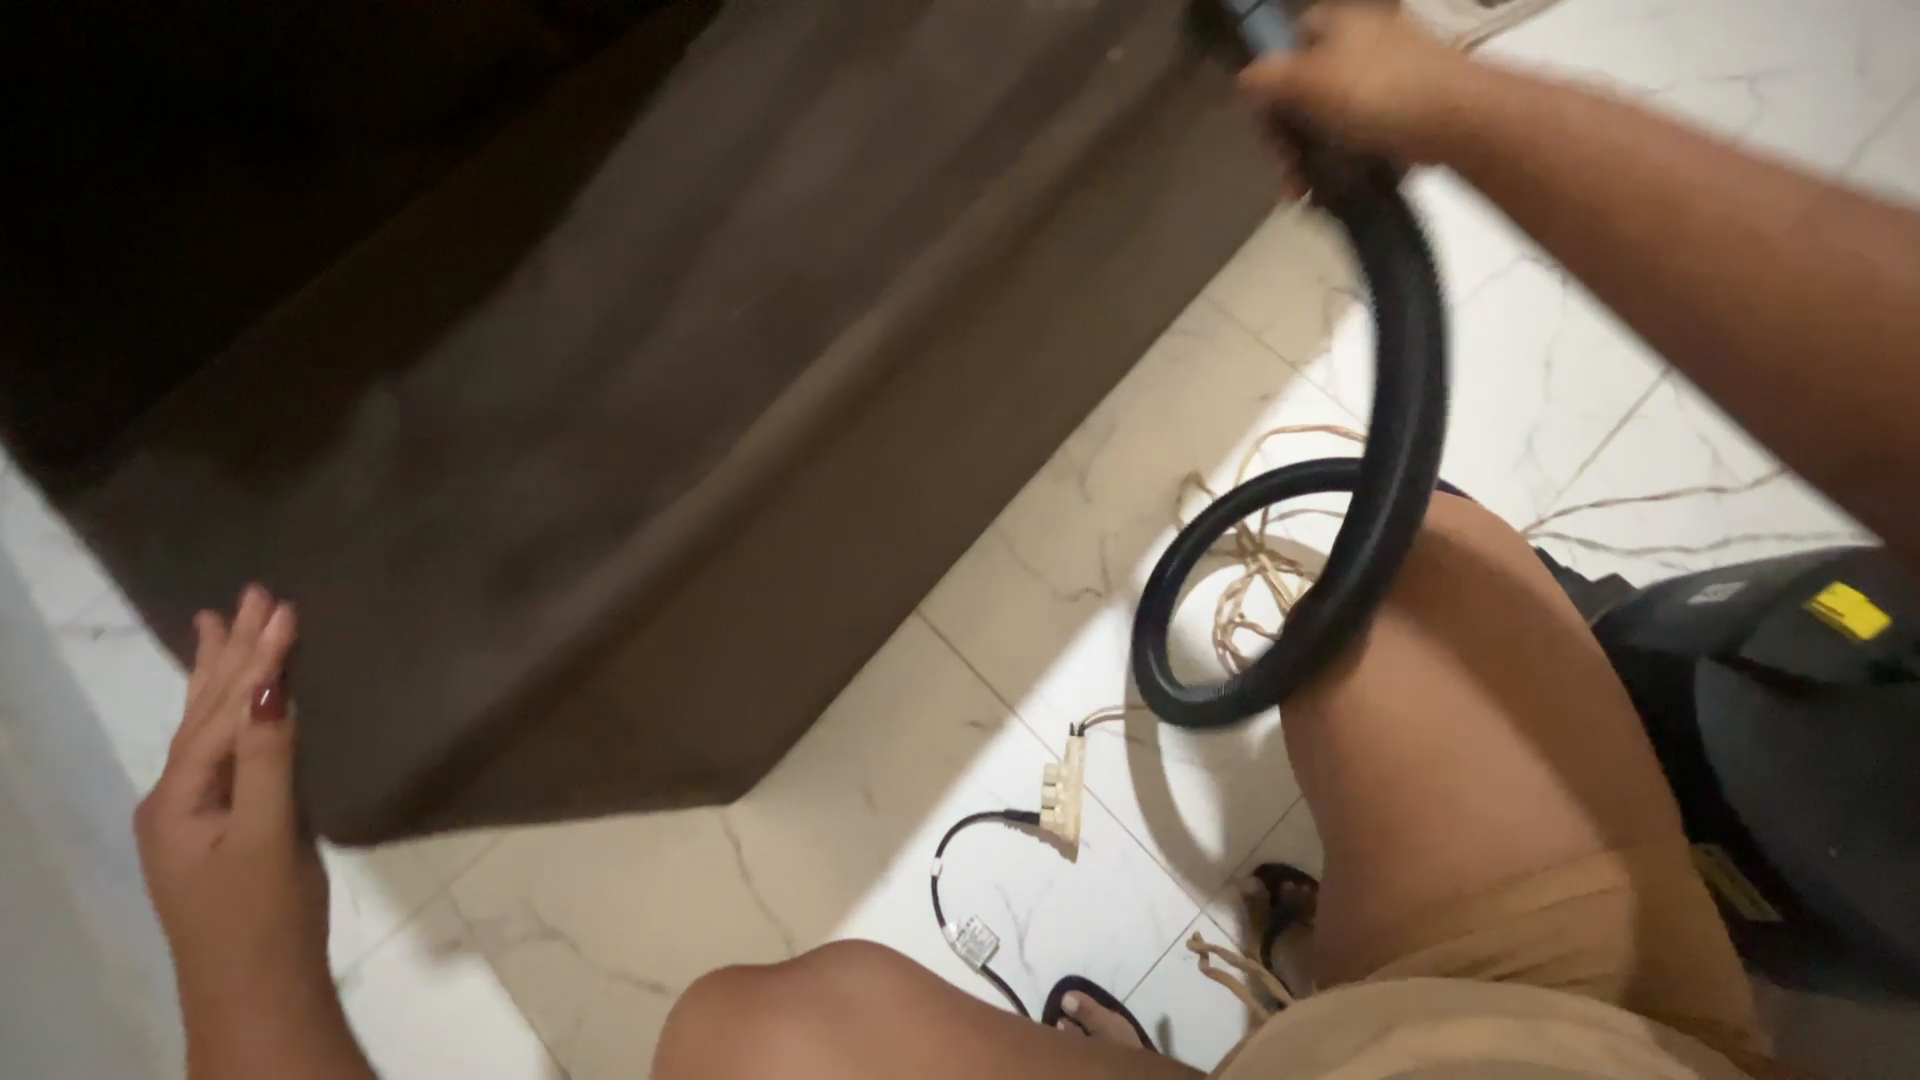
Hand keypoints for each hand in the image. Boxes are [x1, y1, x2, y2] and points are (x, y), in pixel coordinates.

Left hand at [135, 586, 364, 1078]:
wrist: (255, 979)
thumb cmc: (264, 908)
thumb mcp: (269, 833)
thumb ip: (266, 760)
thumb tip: (268, 692)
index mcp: (181, 796)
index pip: (222, 710)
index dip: (257, 658)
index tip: (285, 607)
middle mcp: (175, 795)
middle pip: (203, 709)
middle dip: (229, 651)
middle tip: (249, 596)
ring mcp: (195, 810)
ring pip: (207, 726)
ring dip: (222, 674)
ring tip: (221, 627)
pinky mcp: (222, 820)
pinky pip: (223, 747)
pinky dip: (230, 711)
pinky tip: (237, 702)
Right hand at [1236, 2, 1478, 166]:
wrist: (1456, 118)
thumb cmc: (1376, 92)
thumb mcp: (1309, 81)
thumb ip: (1269, 78)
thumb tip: (1243, 77)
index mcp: (1339, 24)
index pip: (1288, 40)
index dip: (1269, 79)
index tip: (1264, 120)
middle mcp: (1361, 42)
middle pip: (1304, 88)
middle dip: (1287, 137)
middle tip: (1284, 172)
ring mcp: (1384, 76)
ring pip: (1328, 117)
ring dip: (1307, 159)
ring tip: (1303, 193)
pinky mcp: (1401, 109)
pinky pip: (1355, 135)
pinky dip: (1337, 162)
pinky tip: (1328, 190)